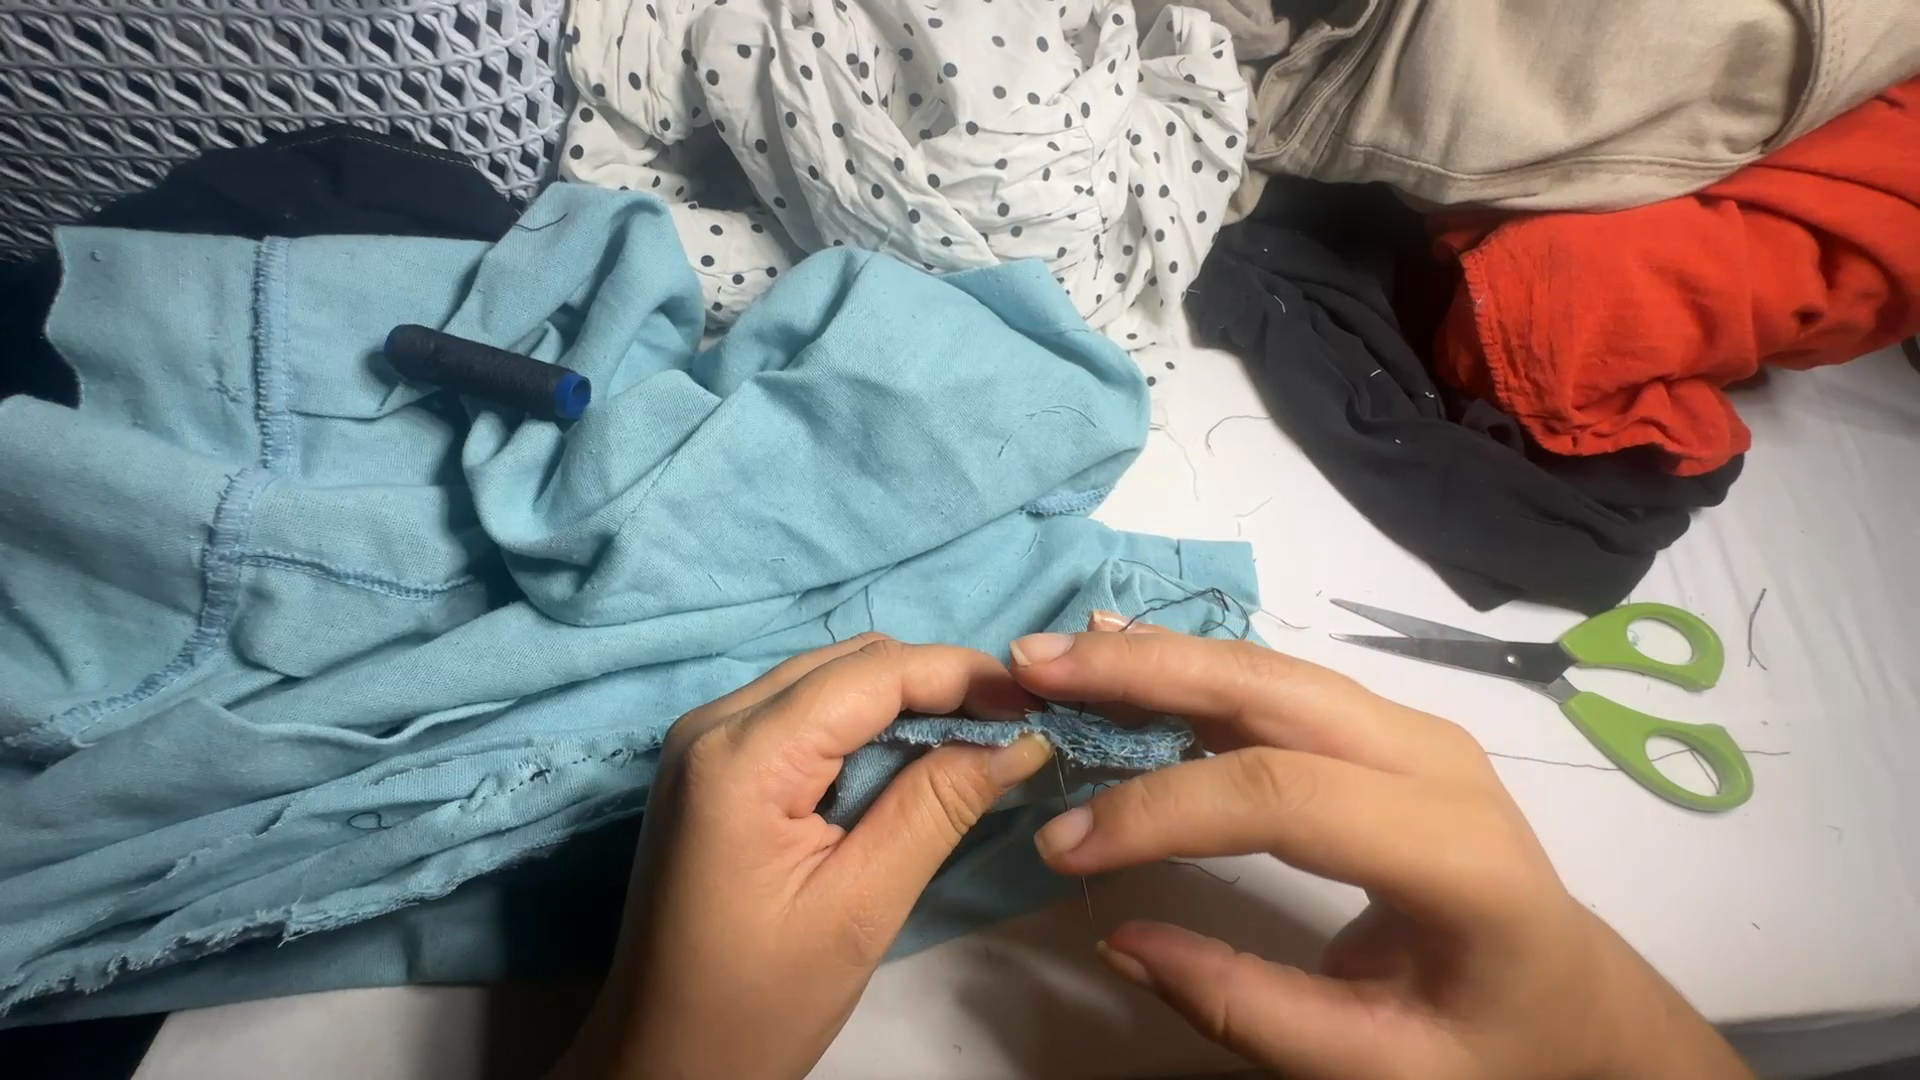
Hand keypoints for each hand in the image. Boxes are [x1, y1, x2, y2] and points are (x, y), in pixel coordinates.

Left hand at [549, 634, 1055, 1079]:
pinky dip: (868, 718)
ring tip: (971, 737)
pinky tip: (908, 752)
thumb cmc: (757, 1005)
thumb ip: (938, 806)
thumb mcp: (861, 909)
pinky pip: (808, 706)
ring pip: (832, 675)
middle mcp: (716, 720)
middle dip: (938, 681)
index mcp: (740, 756)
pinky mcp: (716, 755)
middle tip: (1009, 724)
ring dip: (906, 696)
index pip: (872, 674)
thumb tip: (1022, 741)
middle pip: (851, 663)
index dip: (960, 674)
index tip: (1030, 701)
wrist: (660, 1063)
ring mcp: (708, 733)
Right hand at [1010, 616, 1752, 1079]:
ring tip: (1060, 655)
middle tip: (1036, 667)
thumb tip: (1117, 939)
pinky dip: (1182, 664)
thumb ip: (1246, 1008)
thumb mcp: (1383, 1069)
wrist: (1580, 995)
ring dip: (1150, 657)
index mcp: (1453, 850)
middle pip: (1264, 690)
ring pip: (1256, 666)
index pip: (1283, 797)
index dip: (1160, 810)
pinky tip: (1122, 650)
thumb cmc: (1495, 1041)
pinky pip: (1261, 678)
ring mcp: (1396, 724)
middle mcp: (1425, 755)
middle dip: (1139, 675)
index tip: (1063, 844)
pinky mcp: (1365, 719)